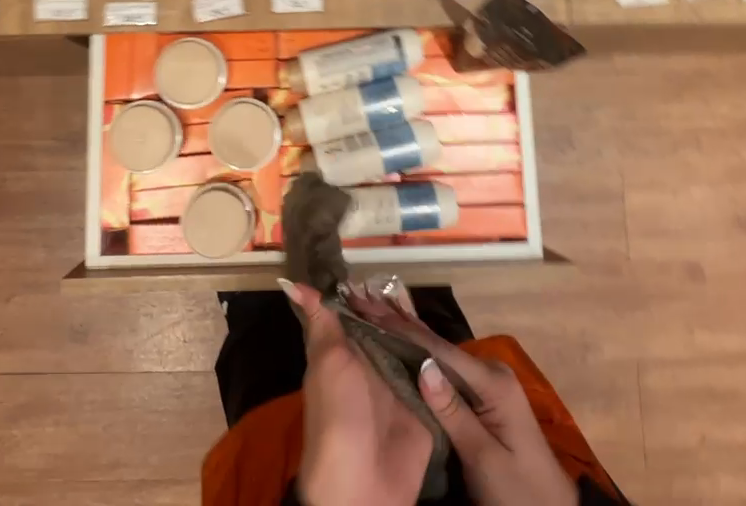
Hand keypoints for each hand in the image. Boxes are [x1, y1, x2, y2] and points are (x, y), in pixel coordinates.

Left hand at [281, 280, 432, 505]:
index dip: (368, 292)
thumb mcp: (326, 362)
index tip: (382, 264)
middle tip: (411, 281)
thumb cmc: (338, 413)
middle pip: (390, 327)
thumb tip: (293, 285)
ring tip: (430, 302)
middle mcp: (374, 363)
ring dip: (421, 328)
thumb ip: (321, 323)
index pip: (359, 313)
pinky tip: (452, 338)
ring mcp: (402, 383)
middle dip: (399, 307)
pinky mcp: (426, 405)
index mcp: (347, 352)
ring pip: (415, 346)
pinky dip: (443, 358)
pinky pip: (437, 374)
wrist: (363, 481)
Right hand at [347, 287, 577, 505]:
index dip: (398, 328)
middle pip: (434, 343)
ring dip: (403, 330)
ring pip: (436, 352)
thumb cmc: (518, 491)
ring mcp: (485, 383)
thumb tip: (421, 365)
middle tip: (358, 298)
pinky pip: (443, 367)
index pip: (436, 349)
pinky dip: (416, 348)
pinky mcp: (481, 396)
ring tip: (370, 305)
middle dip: (396, 320)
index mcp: (491, 382)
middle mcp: (489, 372)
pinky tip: (399, 333)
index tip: (365, 307)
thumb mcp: (485, 458)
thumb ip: (452, 411)